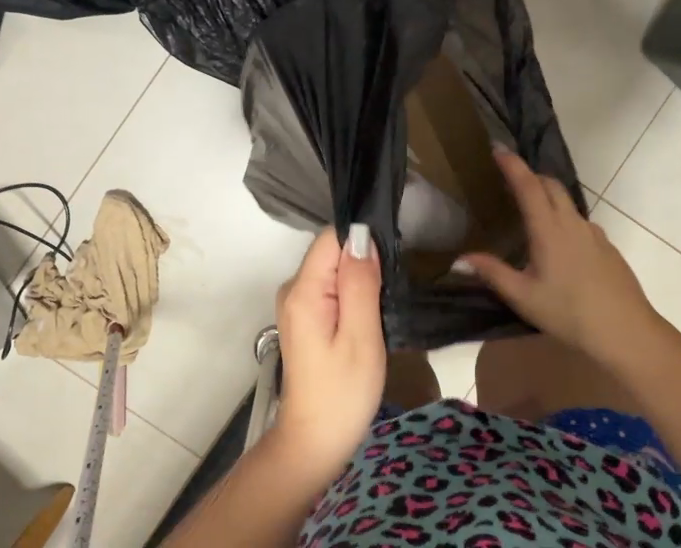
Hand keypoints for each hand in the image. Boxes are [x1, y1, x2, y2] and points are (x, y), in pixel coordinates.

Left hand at [267, 225, 385, 483]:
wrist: (314, 442)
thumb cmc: (342, 393)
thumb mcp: (360, 337)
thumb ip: (360, 284)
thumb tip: (363, 237)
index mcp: (304, 290)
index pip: (331, 238)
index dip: (362, 243)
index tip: (387, 267)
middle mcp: (293, 289)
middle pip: (331, 251)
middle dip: (362, 263)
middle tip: (387, 296)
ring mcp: (296, 304)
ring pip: (333, 270)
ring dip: (358, 282)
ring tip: (379, 310)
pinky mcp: (304, 318)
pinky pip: (330, 288)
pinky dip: (350, 296)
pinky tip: (365, 321)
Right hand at [462, 148, 665, 372]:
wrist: (626, 331)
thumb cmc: (570, 313)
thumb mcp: (524, 297)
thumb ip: (493, 274)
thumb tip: (460, 259)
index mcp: (549, 229)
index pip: (528, 185)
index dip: (512, 165)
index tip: (498, 148)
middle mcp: (572, 223)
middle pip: (551, 185)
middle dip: (530, 175)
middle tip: (510, 179)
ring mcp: (594, 234)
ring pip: (567, 203)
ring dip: (548, 197)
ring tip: (532, 213)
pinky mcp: (607, 248)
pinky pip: (580, 222)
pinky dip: (564, 219)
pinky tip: (559, 247)